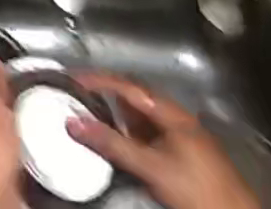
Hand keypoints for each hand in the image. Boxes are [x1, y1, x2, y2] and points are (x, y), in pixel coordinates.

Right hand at [69, 75, 258, 208]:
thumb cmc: (198, 192)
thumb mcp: (150, 167)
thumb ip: (111, 143)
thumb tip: (72, 121)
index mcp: (169, 111)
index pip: (125, 84)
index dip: (97, 79)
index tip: (71, 78)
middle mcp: (176, 116)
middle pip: (134, 96)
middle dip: (105, 94)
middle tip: (79, 96)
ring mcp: (183, 135)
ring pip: (142, 115)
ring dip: (117, 114)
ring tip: (94, 119)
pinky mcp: (185, 153)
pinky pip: (149, 131)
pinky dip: (130, 132)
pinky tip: (121, 144)